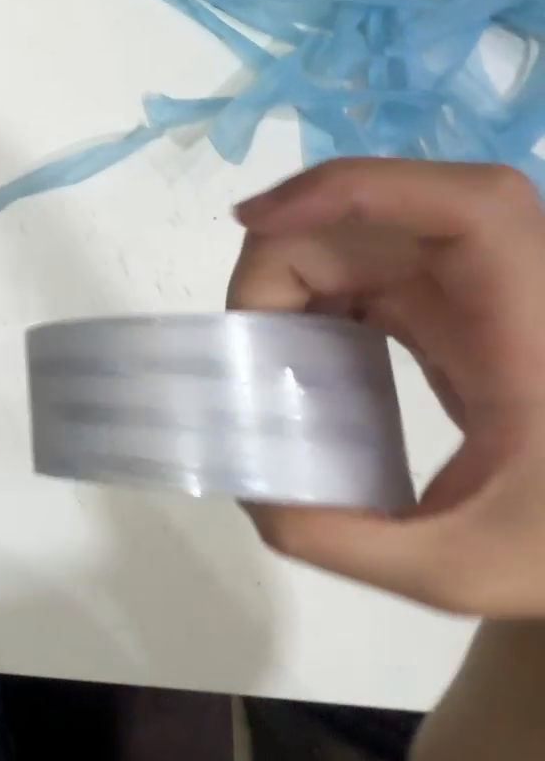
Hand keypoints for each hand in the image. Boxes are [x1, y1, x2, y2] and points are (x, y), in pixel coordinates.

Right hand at [229, 158, 544, 615]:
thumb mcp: (464, 571)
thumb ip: (338, 536)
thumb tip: (246, 489)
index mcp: (534, 335)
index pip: (466, 208)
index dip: (350, 190)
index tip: (251, 220)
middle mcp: (516, 292)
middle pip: (373, 221)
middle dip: (280, 266)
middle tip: (244, 344)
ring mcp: (490, 296)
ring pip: (356, 240)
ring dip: (286, 286)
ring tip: (268, 358)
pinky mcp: (466, 309)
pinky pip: (364, 272)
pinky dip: (308, 300)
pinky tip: (300, 356)